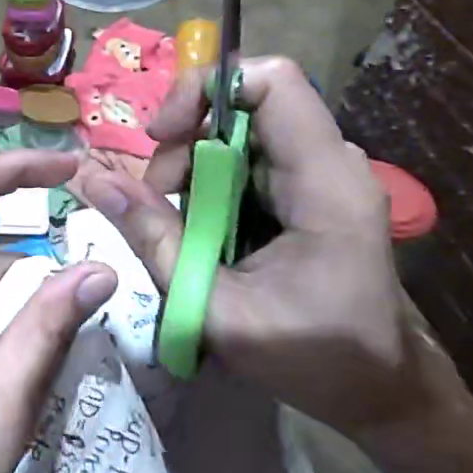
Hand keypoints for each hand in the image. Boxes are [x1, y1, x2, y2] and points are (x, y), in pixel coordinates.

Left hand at [0, 150, 118, 472]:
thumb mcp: (1, 403)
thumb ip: (50, 326)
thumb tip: (103, 265)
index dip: (23, 165)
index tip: (79, 165)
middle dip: (44, 231)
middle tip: (110, 237)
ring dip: (38, 284)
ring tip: (96, 297)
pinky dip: (21, 315)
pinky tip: (57, 337)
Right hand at [73, 56, 464, 440]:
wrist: (380, 392)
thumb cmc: (312, 357)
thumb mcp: (215, 306)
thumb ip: (152, 238)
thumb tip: (92, 178)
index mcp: (324, 181)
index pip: (272, 80)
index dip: (207, 87)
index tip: (160, 134)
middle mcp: (329, 162)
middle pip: (243, 106)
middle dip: (184, 142)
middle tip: (155, 200)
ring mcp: (320, 174)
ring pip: (237, 133)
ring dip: (190, 166)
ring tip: (173, 224)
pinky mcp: (308, 190)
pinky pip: (245, 159)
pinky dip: (207, 183)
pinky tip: (198, 228)